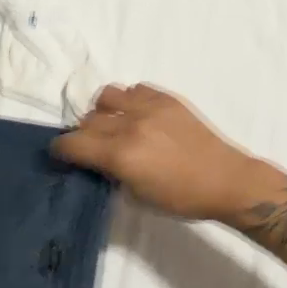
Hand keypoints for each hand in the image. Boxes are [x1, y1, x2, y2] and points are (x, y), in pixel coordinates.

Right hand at [51, 84, 270, 221]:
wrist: (225, 180)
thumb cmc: (181, 199)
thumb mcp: (138, 195)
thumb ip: (112, 173)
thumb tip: (98, 161)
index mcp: (121, 155)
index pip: (74, 143)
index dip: (61, 149)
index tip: (61, 154)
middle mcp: (131, 125)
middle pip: (88, 119)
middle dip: (84, 134)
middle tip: (92, 146)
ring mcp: (150, 107)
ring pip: (108, 95)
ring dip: (104, 111)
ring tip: (114, 125)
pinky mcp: (168, 99)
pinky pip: (136, 89)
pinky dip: (130, 101)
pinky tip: (139, 116)